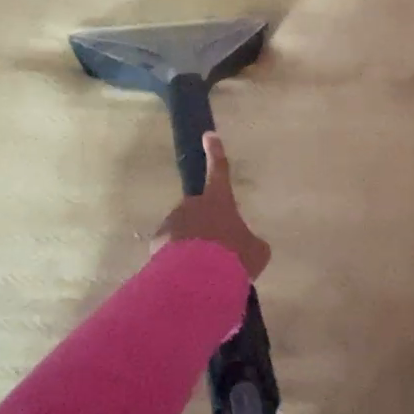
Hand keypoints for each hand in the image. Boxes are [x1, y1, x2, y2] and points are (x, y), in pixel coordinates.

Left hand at [153, 132, 271, 279]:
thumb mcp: (256, 251)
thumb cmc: (235, 257)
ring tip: (203, 271)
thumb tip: (247, 245)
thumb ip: (250, 243)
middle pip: (200, 211)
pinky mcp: (157, 242)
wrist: (200, 279)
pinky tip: (187, 277)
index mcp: (219, 200)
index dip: (216, 153)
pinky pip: (169, 248)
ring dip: (192, 246)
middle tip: (217, 253)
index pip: (219, 171)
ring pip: (183, 232)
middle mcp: (193, 205)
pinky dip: (177, 260)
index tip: (209, 134)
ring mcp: (172, 222)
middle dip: (206, 228)